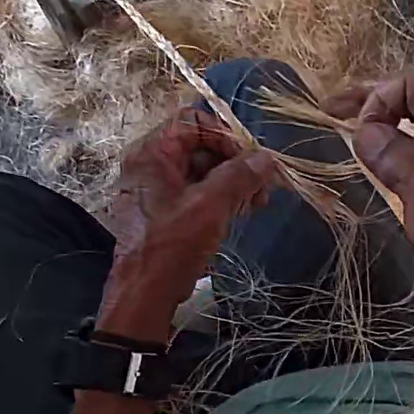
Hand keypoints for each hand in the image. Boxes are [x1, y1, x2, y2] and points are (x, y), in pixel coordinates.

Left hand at [98, 108, 280, 344]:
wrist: (145, 292)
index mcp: (151, 153)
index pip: (193, 121)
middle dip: (235, 163)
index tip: (248, 160)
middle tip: (261, 187)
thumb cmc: (172, 244)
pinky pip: (196, 191)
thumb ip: (240, 176)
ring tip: (256, 204)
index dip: (225, 135)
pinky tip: (240, 212)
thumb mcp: (210, 206)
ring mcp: (156, 187)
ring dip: (232, 182)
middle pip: (200, 145)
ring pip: (201, 170)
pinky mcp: (165, 209)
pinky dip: (219, 197)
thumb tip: (267, 158)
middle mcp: (150, 164)